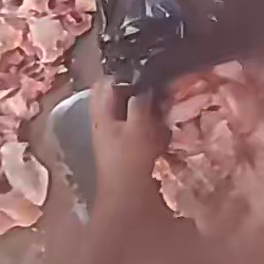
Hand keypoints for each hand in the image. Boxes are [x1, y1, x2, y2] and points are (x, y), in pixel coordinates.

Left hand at [89, 78, 165, 208]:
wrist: (126, 197)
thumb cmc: (130, 159)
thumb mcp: (138, 126)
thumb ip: (140, 103)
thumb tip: (145, 84)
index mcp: (102, 113)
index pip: (106, 82)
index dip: (123, 72)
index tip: (144, 66)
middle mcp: (103, 123)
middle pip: (116, 97)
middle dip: (135, 88)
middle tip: (155, 83)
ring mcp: (112, 137)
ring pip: (126, 113)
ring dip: (142, 106)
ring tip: (161, 101)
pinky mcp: (124, 150)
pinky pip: (136, 129)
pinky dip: (147, 125)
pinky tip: (161, 129)